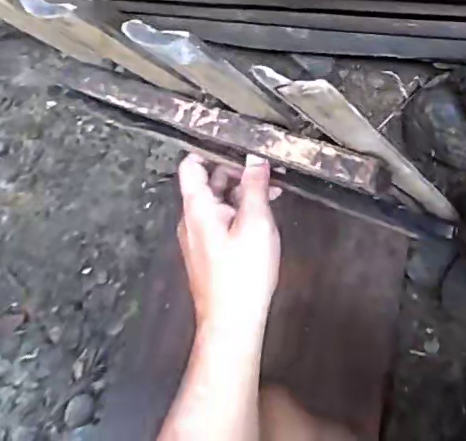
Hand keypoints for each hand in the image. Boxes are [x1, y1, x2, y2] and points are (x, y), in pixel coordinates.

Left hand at [176, 153, 281, 341]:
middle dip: (238, 169)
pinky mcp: (209, 250)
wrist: (232, 325)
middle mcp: (192, 219)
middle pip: (210, 180)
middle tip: (266, 166)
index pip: (192, 164)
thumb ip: (255, 185)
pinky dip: (241, 208)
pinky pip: (223, 217)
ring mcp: (199, 236)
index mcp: (197, 208)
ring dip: (244, 190)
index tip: (237, 140)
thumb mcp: (256, 222)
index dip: (212, 148)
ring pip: (219, 199)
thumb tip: (255, 156)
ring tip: (273, 189)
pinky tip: (264, 214)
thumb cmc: (242, 275)